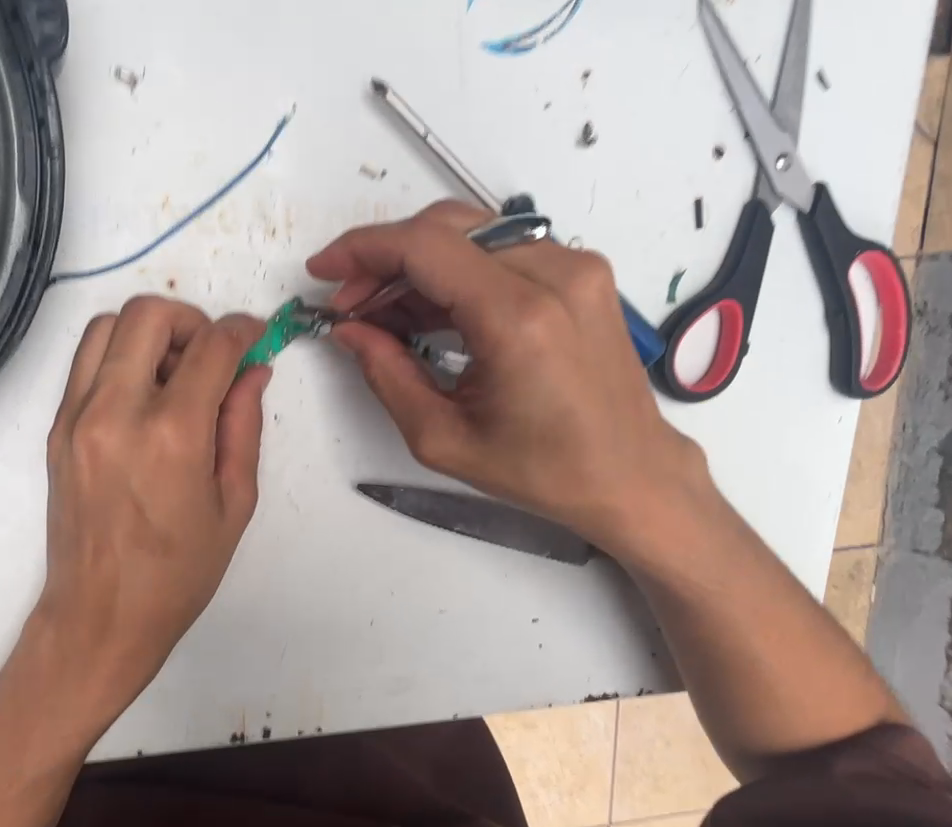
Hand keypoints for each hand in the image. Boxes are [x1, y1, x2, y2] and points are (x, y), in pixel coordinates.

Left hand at [31, 296, 270, 719]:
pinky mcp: (55, 430)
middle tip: (211, 357)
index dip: (243, 331)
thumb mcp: (233, 504)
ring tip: (173, 373)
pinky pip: (84, 363)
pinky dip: (116, 358)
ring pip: (105, 326)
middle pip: (148, 314)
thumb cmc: (177, 574)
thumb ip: (244, 426)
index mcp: (172, 434)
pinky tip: (142, 397)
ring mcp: (76, 417)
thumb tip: (253, 371)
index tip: (256, 338)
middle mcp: (116, 411)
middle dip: (191, 320)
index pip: (212, 346)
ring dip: (147, 332)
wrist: (101, 615)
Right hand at [307, 202, 707, 559]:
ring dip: (417, 266)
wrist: (628, 473)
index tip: (323, 272)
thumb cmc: (540, 470)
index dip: (362, 251)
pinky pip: (502, 250)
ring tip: (382, 316)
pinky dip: (455, 273)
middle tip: (349, 306)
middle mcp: (555, 274)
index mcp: (519, 319)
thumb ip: (386, 375)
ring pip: (472, 234)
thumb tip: (347, 331)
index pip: (425, 248)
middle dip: (384, 258)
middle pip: (446, 228)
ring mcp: (576, 267)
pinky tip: (428, 312)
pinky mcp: (582, 273)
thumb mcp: (443, 438)